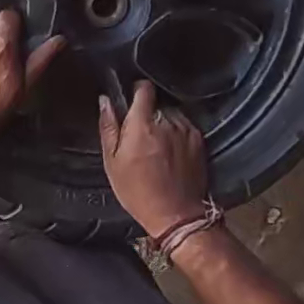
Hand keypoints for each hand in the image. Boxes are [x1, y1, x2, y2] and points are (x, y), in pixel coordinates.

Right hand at [98, 81, 209, 235]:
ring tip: (157, 146)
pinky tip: (171, 153)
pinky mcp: (199, 140)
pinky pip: (184, 126)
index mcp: (142, 123)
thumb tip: (105, 101)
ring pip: (171, 114)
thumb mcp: (113, 162)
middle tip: (140, 135)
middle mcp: (167, 120)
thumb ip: (109, 127)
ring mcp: (186, 129)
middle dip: (147, 113)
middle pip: (157, 103)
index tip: (130, 100)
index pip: (143, 88)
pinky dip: (177, 133)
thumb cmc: (139, 191)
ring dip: (164, 123)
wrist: (177, 215)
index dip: (136, 90)